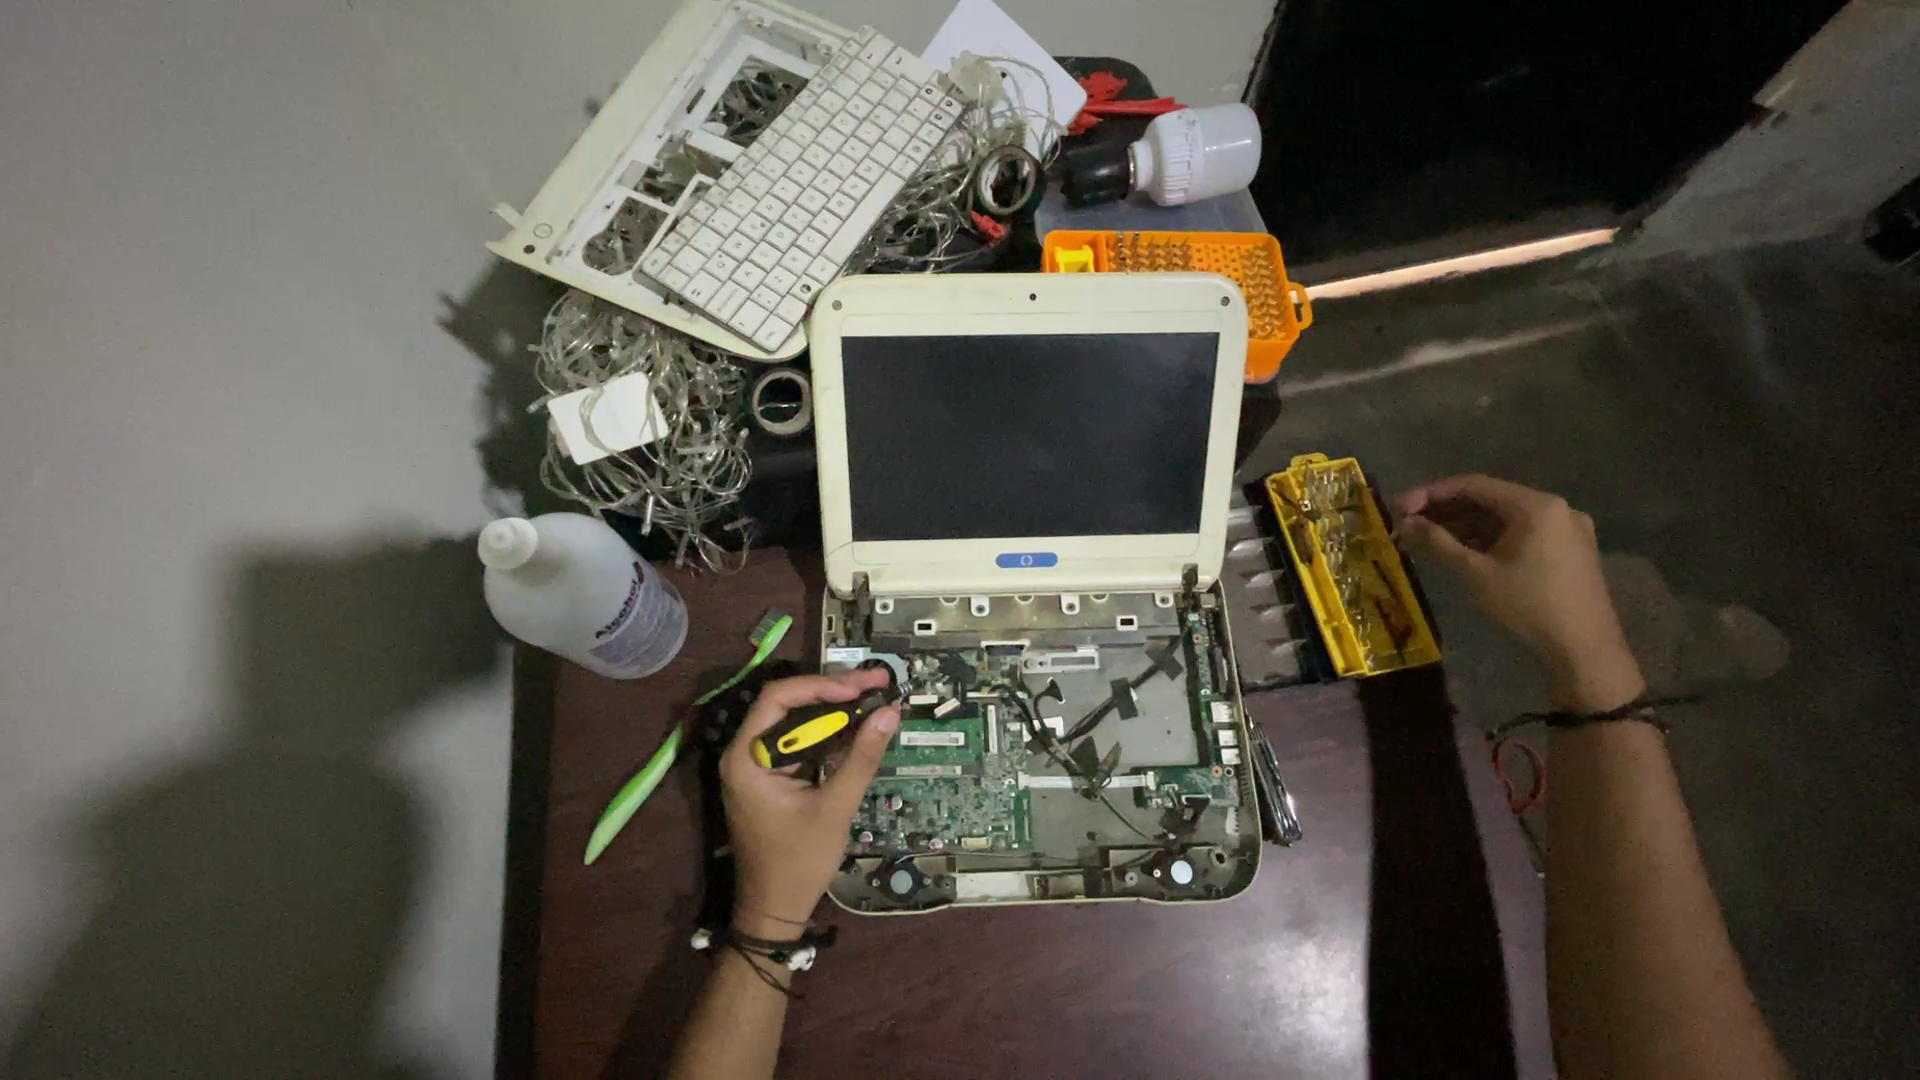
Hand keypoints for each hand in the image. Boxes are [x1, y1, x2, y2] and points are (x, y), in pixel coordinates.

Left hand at [719, 670, 899, 933]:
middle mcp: (747, 752)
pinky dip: (830, 732)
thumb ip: (861, 757)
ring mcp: (759, 764)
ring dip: (835, 709)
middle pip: (789, 704)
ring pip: (798, 720)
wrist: (775, 909)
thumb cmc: (798, 862)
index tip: (859, 688)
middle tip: (877, 683)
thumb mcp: (835, 807)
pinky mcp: (774, 776)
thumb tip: (890, 712)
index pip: (779, 698)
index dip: (821, 686)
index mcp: (747, 756)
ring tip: (874, 697)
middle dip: (834, 691)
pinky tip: (859, 725)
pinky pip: (801, 742)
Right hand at [1393, 474, 1642, 708]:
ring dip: (1463, 525)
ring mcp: (1565, 528)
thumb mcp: (1475, 573)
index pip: (1472, 485)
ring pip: (1502, 517)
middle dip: (1444, 511)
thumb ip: (1436, 542)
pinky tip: (1462, 551)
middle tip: (1407, 524)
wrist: (1584, 648)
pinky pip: (1518, 531)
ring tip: (1426, 539)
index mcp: (1536, 506)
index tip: (1397, 508)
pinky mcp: (1568, 548)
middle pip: (1488, 499)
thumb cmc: (1527, 606)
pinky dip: (1487, 537)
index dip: (1429, 494)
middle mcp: (1555, 508)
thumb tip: (1403, 523)